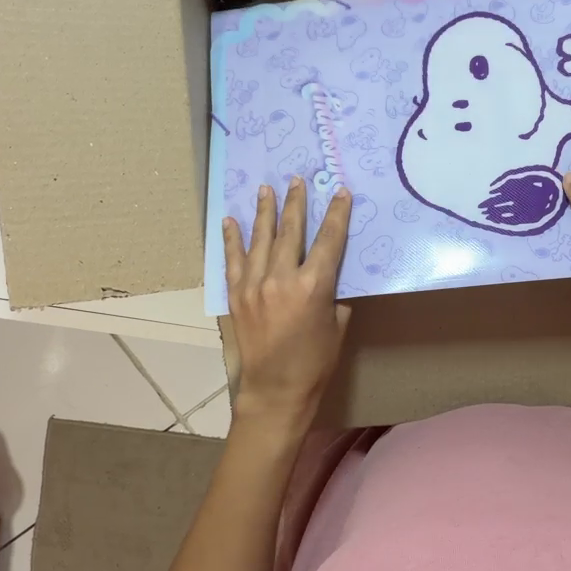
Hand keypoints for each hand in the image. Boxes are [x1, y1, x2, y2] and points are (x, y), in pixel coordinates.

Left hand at [222, 178, 352, 432]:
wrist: (276, 390)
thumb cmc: (315, 362)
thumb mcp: (336, 325)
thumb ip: (332, 295)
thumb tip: (327, 277)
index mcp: (314, 285)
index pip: (328, 240)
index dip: (336, 214)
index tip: (340, 192)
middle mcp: (282, 278)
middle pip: (291, 231)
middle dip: (296, 203)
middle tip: (297, 180)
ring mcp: (254, 285)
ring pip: (261, 239)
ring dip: (265, 212)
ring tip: (266, 188)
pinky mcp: (237, 296)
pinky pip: (233, 260)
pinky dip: (232, 239)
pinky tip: (230, 220)